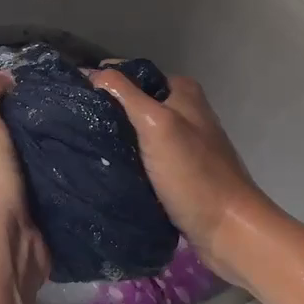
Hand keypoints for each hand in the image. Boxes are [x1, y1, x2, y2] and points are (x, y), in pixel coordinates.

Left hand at [0, 72, 49, 293]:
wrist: (1, 237)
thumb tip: (2, 79)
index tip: (18, 96)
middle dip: (12, 129)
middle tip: (43, 116)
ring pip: (10, 163)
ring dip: (31, 154)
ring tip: (58, 136)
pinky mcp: (10, 216)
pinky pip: (28, 187)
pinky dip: (43, 178)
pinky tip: (62, 164)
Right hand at [88, 67, 273, 283]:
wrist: (230, 232)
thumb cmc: (193, 173)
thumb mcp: (156, 124)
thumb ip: (124, 93)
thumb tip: (89, 71)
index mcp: (182, 92)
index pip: (130, 73)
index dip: (102, 79)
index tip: (74, 93)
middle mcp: (184, 111)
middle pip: (132, 99)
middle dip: (105, 107)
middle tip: (74, 118)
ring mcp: (181, 142)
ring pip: (135, 127)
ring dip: (113, 133)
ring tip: (82, 140)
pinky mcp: (177, 170)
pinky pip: (141, 153)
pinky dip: (124, 155)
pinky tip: (104, 162)